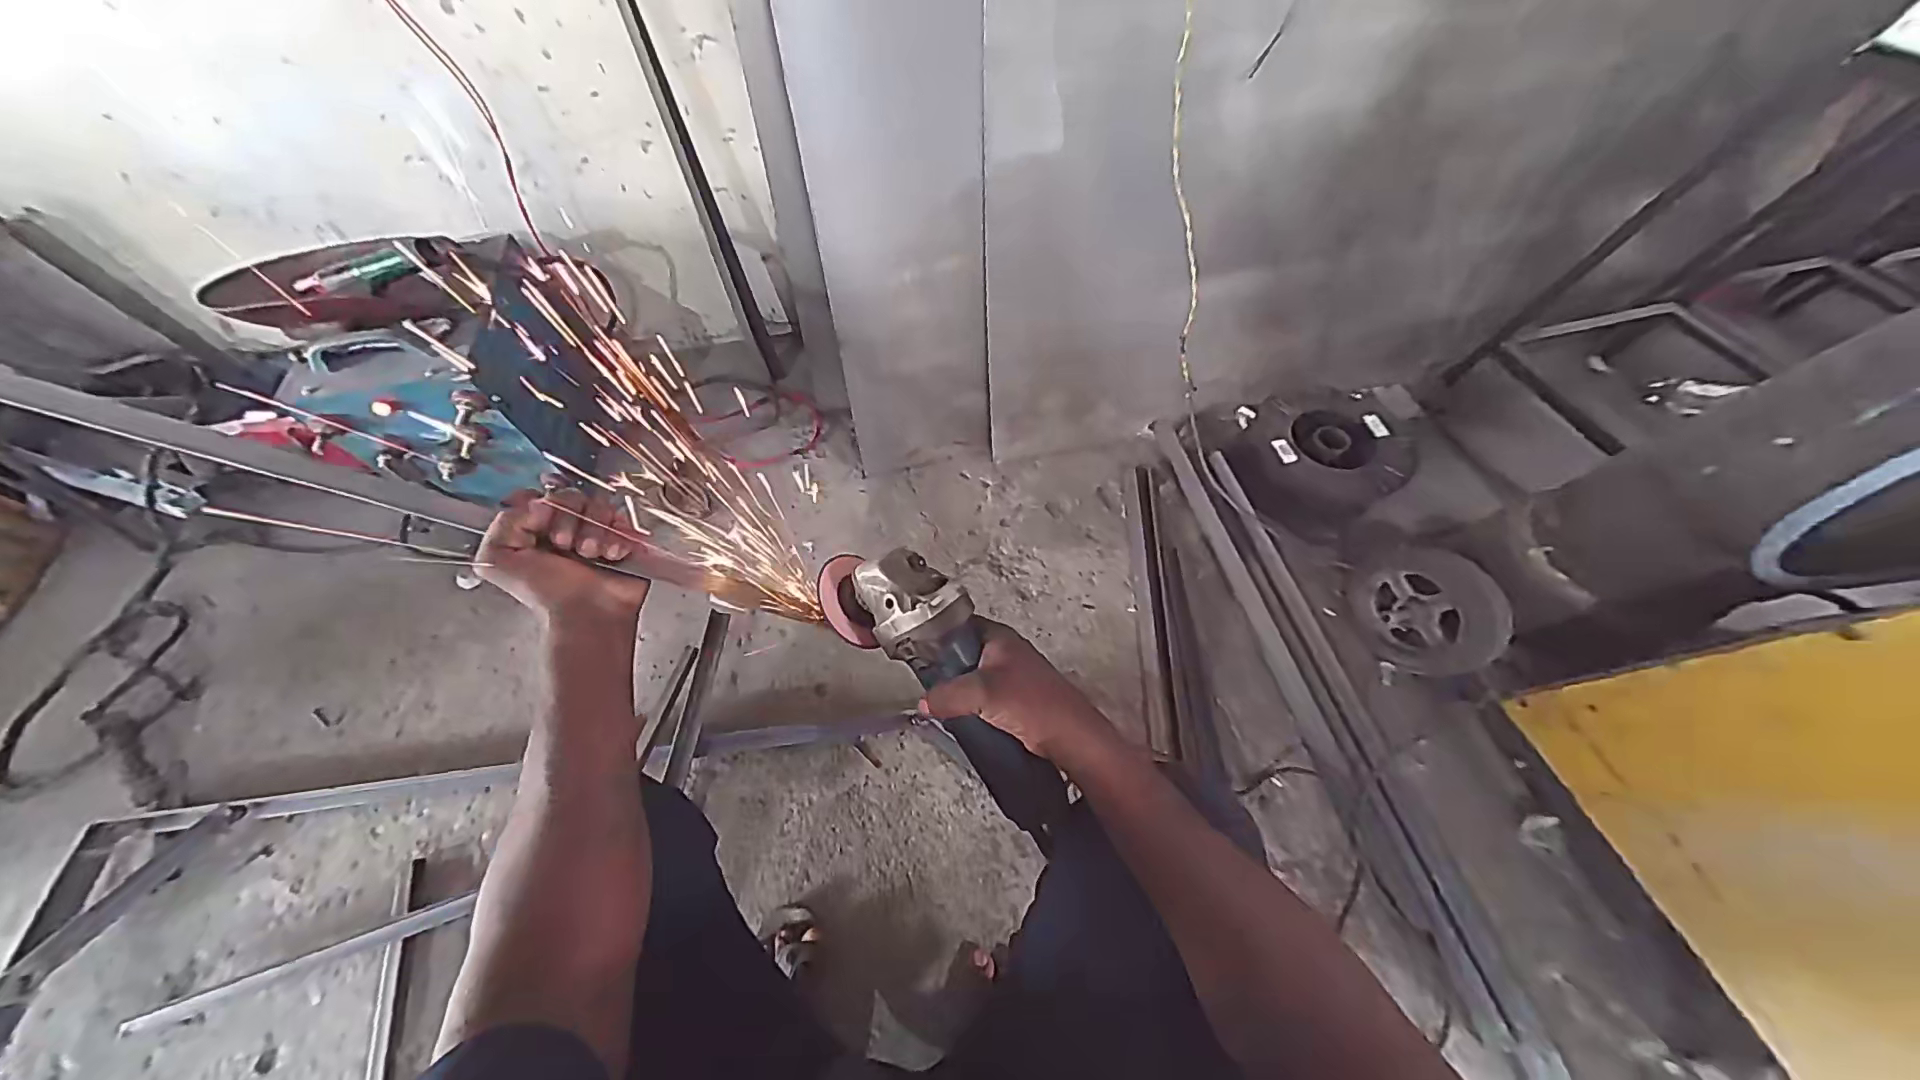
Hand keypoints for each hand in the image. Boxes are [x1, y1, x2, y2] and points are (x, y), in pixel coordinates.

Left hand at [477, 489, 651, 622]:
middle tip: (567, 546)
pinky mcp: (625, 537)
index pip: (542, 494)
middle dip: (570, 520)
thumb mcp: (496, 560)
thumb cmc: (546, 593)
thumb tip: (537, 501)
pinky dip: (618, 536)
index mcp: (537, 528)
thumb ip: (502, 523)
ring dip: (595, 530)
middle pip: (572, 496)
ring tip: (592, 554)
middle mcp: (568, 526)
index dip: (543, 505)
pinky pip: (624, 519)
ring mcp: (599, 530)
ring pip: (600, 505)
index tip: (543, 526)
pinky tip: (611, 555)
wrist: (588, 614)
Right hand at [919, 620, 1115, 763]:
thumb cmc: (1037, 704)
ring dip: (956, 688)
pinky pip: (980, 696)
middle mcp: (1003, 652)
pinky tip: (960, 714)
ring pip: (970, 676)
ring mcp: (1008, 676)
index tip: (915, 643)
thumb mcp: (983, 693)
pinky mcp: (1011, 700)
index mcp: (999, 638)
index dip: (936, 631)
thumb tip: (926, 701)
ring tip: (939, 698)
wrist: (1068, 736)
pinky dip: (968, 704)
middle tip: (923, 675)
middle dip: (943, 665)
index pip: (958, 624)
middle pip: (962, 652)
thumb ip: (949, 694)